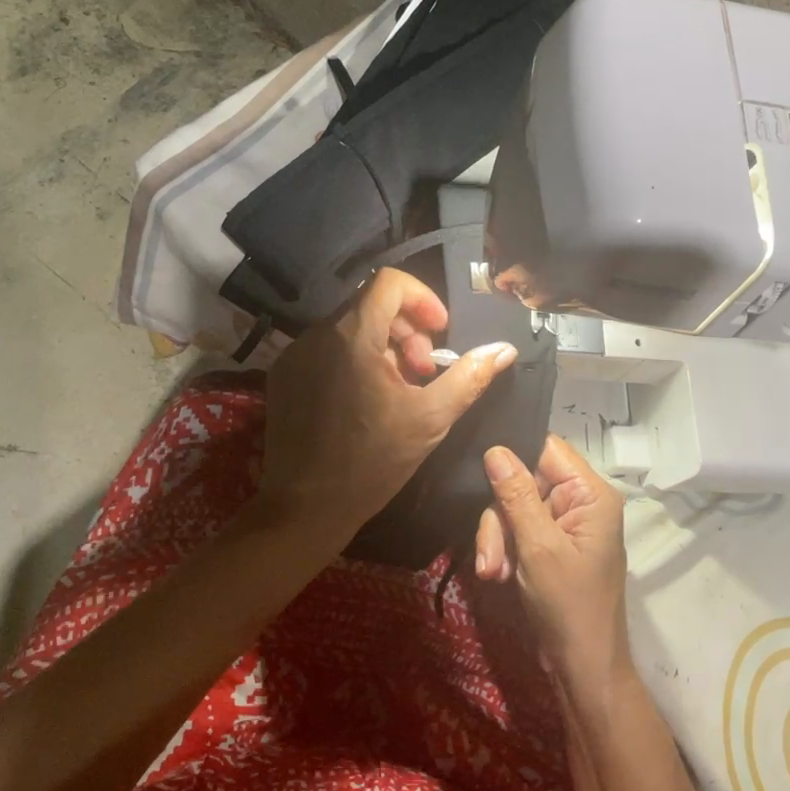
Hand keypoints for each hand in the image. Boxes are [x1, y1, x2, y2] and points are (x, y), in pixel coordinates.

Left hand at [257, 268, 516, 533]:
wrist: (305, 508)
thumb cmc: (373, 463)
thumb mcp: (430, 419)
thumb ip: (469, 377)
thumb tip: (505, 349)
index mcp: (353, 337)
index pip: (389, 282)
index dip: (422, 298)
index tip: (439, 332)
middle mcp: (318, 335)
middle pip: (371, 306)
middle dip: (407, 330)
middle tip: (424, 371)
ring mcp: (295, 355)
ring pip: (349, 329)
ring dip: (383, 347)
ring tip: (399, 390)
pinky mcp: (284, 376)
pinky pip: (326, 350)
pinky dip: (354, 361)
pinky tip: (366, 402)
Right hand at [474, 437, 630, 681]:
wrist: (583, 667)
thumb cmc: (569, 605)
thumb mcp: (538, 548)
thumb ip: (516, 496)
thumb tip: (495, 449)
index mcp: (591, 494)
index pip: (548, 449)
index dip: (515, 461)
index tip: (486, 482)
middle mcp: (581, 503)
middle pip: (526, 482)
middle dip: (501, 518)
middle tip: (489, 556)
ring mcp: (566, 526)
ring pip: (516, 509)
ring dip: (497, 540)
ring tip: (491, 573)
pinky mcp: (552, 547)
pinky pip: (520, 532)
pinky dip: (505, 551)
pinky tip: (497, 575)